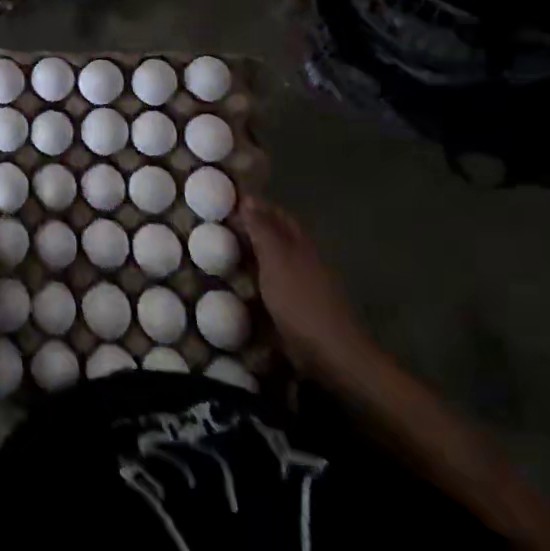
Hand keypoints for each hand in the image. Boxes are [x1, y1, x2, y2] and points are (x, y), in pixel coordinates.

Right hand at [237, 195, 378, 380]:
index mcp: (299, 242)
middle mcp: (303, 258)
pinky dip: (254, 282)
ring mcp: (302, 285)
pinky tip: (239, 288)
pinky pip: (271, 287)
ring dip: (252, 256)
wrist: (330, 353)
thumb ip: (262, 229)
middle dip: (251, 229)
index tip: (227, 202)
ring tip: (223, 255)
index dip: (254, 205)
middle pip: (276, 236)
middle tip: (218, 228)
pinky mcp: (297, 310)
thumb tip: (248, 197)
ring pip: (273, 261)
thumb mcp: (276, 259)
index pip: (276, 214)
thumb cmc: (300, 301)